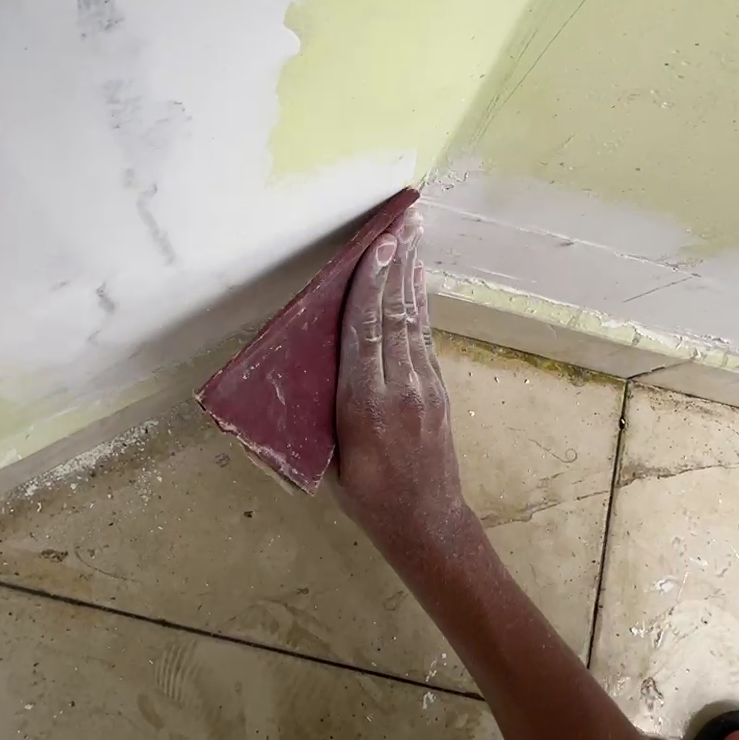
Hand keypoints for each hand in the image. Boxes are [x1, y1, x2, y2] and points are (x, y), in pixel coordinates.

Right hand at [334, 210, 469, 561]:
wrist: (427, 521)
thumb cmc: (366, 497)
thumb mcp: (330, 458)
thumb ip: (322, 409)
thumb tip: (301, 369)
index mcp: (364, 404)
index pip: (366, 332)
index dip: (371, 286)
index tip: (377, 245)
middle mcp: (399, 386)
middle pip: (395, 314)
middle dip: (397, 263)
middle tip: (404, 218)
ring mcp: (424, 384)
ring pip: (415, 319)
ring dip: (412, 273)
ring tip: (414, 232)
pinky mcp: (438, 387)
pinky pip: (425, 335)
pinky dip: (420, 301)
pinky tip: (417, 278)